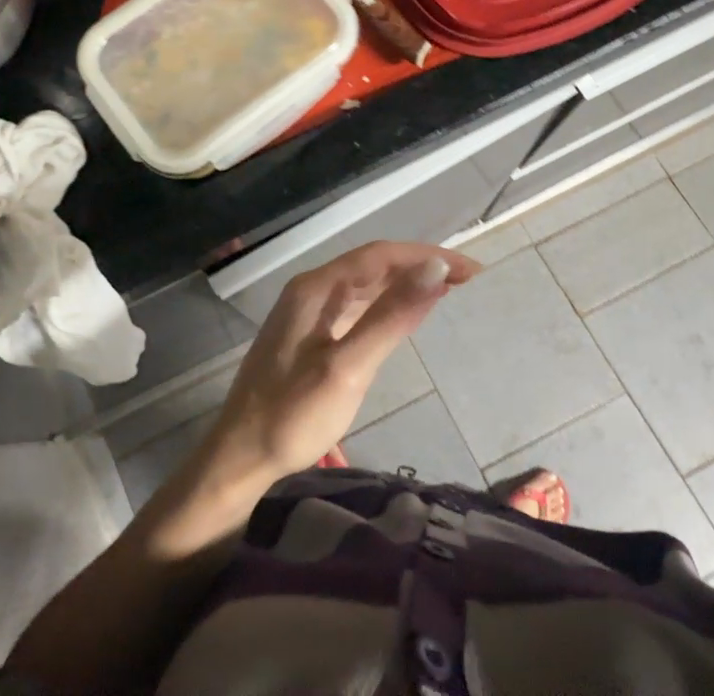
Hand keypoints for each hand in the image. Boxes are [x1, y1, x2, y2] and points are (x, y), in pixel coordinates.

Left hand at [194, 241, 481, 493]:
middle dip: (419, 266)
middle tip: (468, 280)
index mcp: (315, 290)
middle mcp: (309, 292)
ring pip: (363, 285)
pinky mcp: (308, 337)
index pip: (380, 256)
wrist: (240, 457)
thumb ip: (390, 318)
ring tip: (447, 290)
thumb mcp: (348, 369)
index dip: (428, 257)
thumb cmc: (293, 416)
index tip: (472, 271)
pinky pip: (354, 307)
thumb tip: (435, 270)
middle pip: (372, 265)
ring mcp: (306, 314)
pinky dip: (385, 305)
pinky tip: (405, 315)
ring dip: (404, 283)